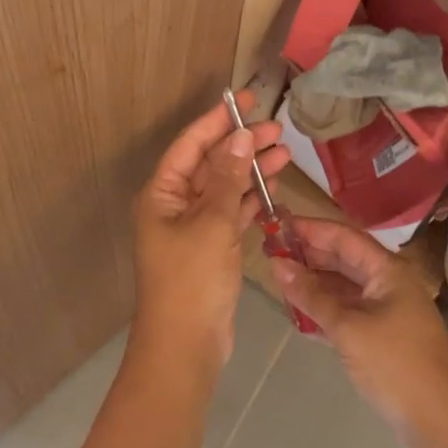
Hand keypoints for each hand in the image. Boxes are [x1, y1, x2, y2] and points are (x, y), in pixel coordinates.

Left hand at [132, 91, 289, 377]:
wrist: (185, 346)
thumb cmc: (192, 279)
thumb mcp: (213, 223)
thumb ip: (228, 179)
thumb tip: (240, 137)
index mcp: (162, 193)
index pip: (191, 144)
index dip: (219, 120)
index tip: (249, 101)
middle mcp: (174, 205)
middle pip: (210, 164)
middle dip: (242, 145)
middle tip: (278, 130)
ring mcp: (193, 229)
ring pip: (225, 188)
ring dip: (251, 171)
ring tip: (285, 154)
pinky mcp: (210, 250)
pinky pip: (232, 214)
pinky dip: (251, 201)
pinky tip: (274, 189)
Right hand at [271, 217, 447, 427]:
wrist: (441, 422)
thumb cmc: (395, 364)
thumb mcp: (348, 327)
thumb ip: (312, 295)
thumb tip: (278, 265)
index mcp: (387, 270)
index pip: (342, 236)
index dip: (309, 229)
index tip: (275, 225)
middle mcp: (388, 283)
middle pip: (342, 259)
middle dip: (308, 256)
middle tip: (269, 256)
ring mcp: (387, 310)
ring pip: (343, 287)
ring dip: (313, 286)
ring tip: (279, 285)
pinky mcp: (383, 336)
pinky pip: (348, 312)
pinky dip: (324, 311)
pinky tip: (299, 317)